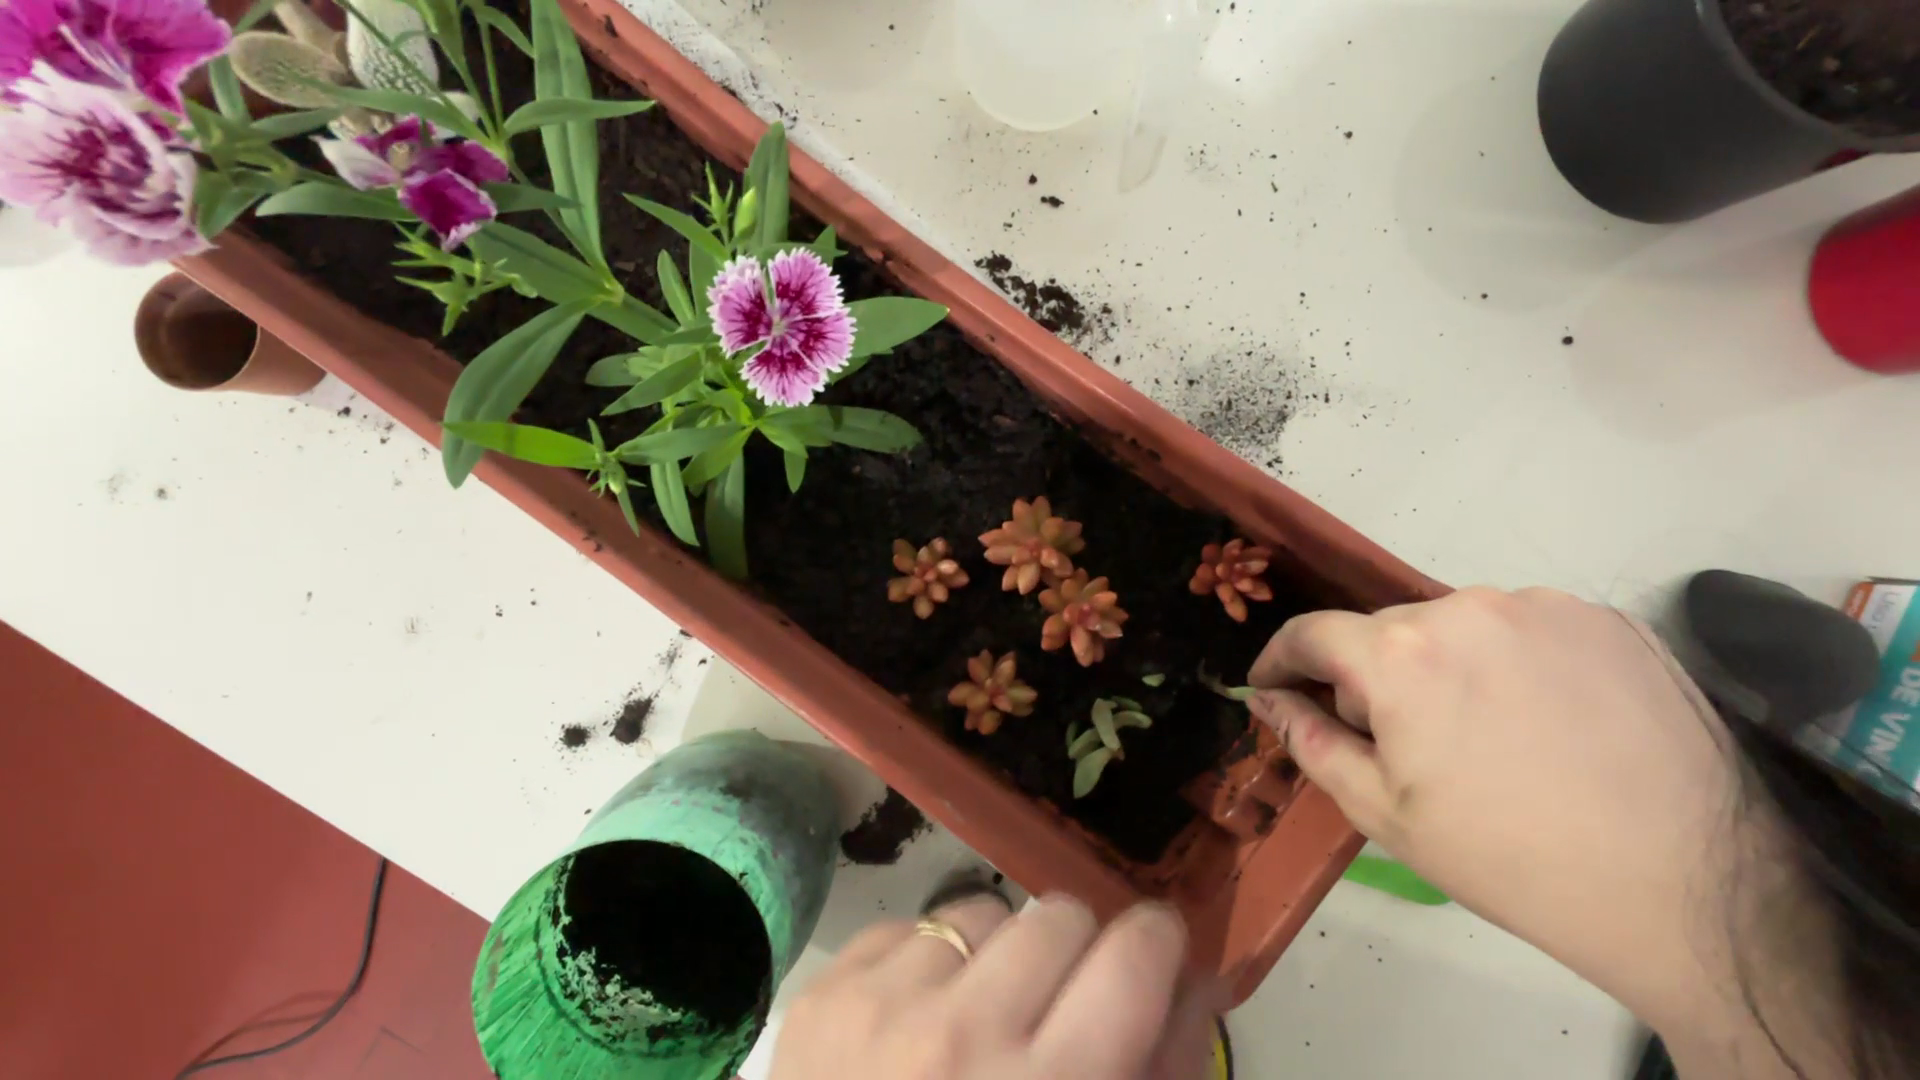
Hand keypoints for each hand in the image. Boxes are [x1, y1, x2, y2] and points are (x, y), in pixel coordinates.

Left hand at [769, 894, 1222, 1079]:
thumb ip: (1161, 1072)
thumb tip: (1192, 975)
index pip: (1133, 957)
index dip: (1154, 943)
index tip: (1150, 953)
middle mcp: (964, 1033)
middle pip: (1059, 914)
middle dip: (1073, 952)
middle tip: (1056, 1002)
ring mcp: (885, 1002)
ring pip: (982, 909)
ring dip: (995, 954)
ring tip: (978, 1017)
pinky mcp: (828, 989)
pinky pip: (912, 926)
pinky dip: (929, 963)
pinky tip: (917, 1023)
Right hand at [1245, 587, 1743, 1035]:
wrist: (1689, 890)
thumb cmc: (1506, 856)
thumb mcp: (1380, 811)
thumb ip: (1308, 740)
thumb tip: (1264, 697)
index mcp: (1400, 652)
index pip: (1310, 632)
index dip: (1280, 660)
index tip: (1272, 686)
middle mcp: (1466, 606)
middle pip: (1386, 631)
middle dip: (1372, 678)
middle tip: (1402, 743)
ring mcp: (1545, 607)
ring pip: (1457, 627)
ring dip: (1443, 666)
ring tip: (1483, 734)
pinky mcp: (1609, 620)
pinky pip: (1525, 628)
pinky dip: (1510, 662)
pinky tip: (1543, 719)